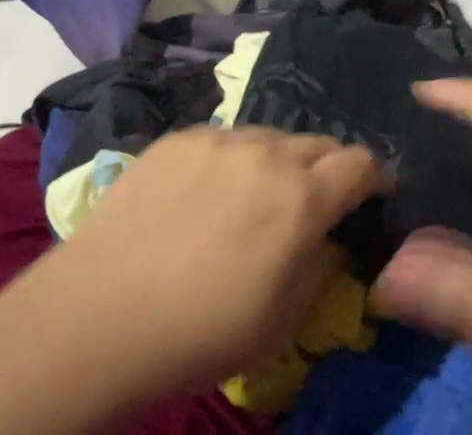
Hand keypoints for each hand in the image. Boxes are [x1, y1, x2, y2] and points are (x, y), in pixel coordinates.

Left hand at [0, 126, 386, 408]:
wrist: (96, 316)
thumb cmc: (199, 333)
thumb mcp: (282, 321)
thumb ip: (321, 267)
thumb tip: (330, 239)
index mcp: (302, 197)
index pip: (361, 163)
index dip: (375, 178)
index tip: (373, 196)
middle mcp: (265, 153)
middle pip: (318, 143)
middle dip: (328, 169)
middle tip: (312, 204)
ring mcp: (216, 140)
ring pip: (268, 138)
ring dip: (278, 162)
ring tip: (254, 199)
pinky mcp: (174, 140)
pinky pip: (222, 140)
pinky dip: (231, 161)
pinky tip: (205, 196)